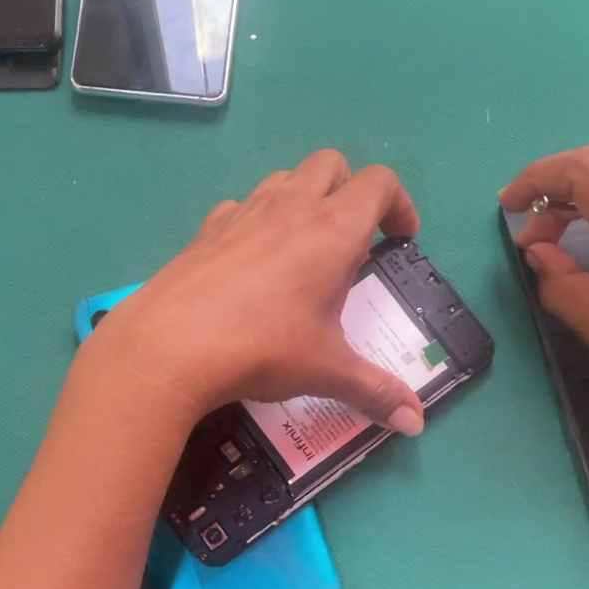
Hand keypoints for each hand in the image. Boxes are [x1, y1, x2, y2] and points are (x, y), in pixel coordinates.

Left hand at [81, 150, 427, 434]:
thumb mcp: (327, 371)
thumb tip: (415, 423)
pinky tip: (251, 263)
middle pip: (332, 165)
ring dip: (304, 200)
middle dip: (351, 191)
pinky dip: (257, 221)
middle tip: (352, 241)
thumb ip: (375, 391)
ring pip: (285, 179)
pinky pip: (242, 206)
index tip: (400, 239)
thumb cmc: (264, 348)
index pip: (380, 184)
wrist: (172, 344)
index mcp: (334, 229)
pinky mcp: (207, 229)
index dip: (399, 204)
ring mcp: (244, 211)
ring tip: (303, 250)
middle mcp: (291, 206)